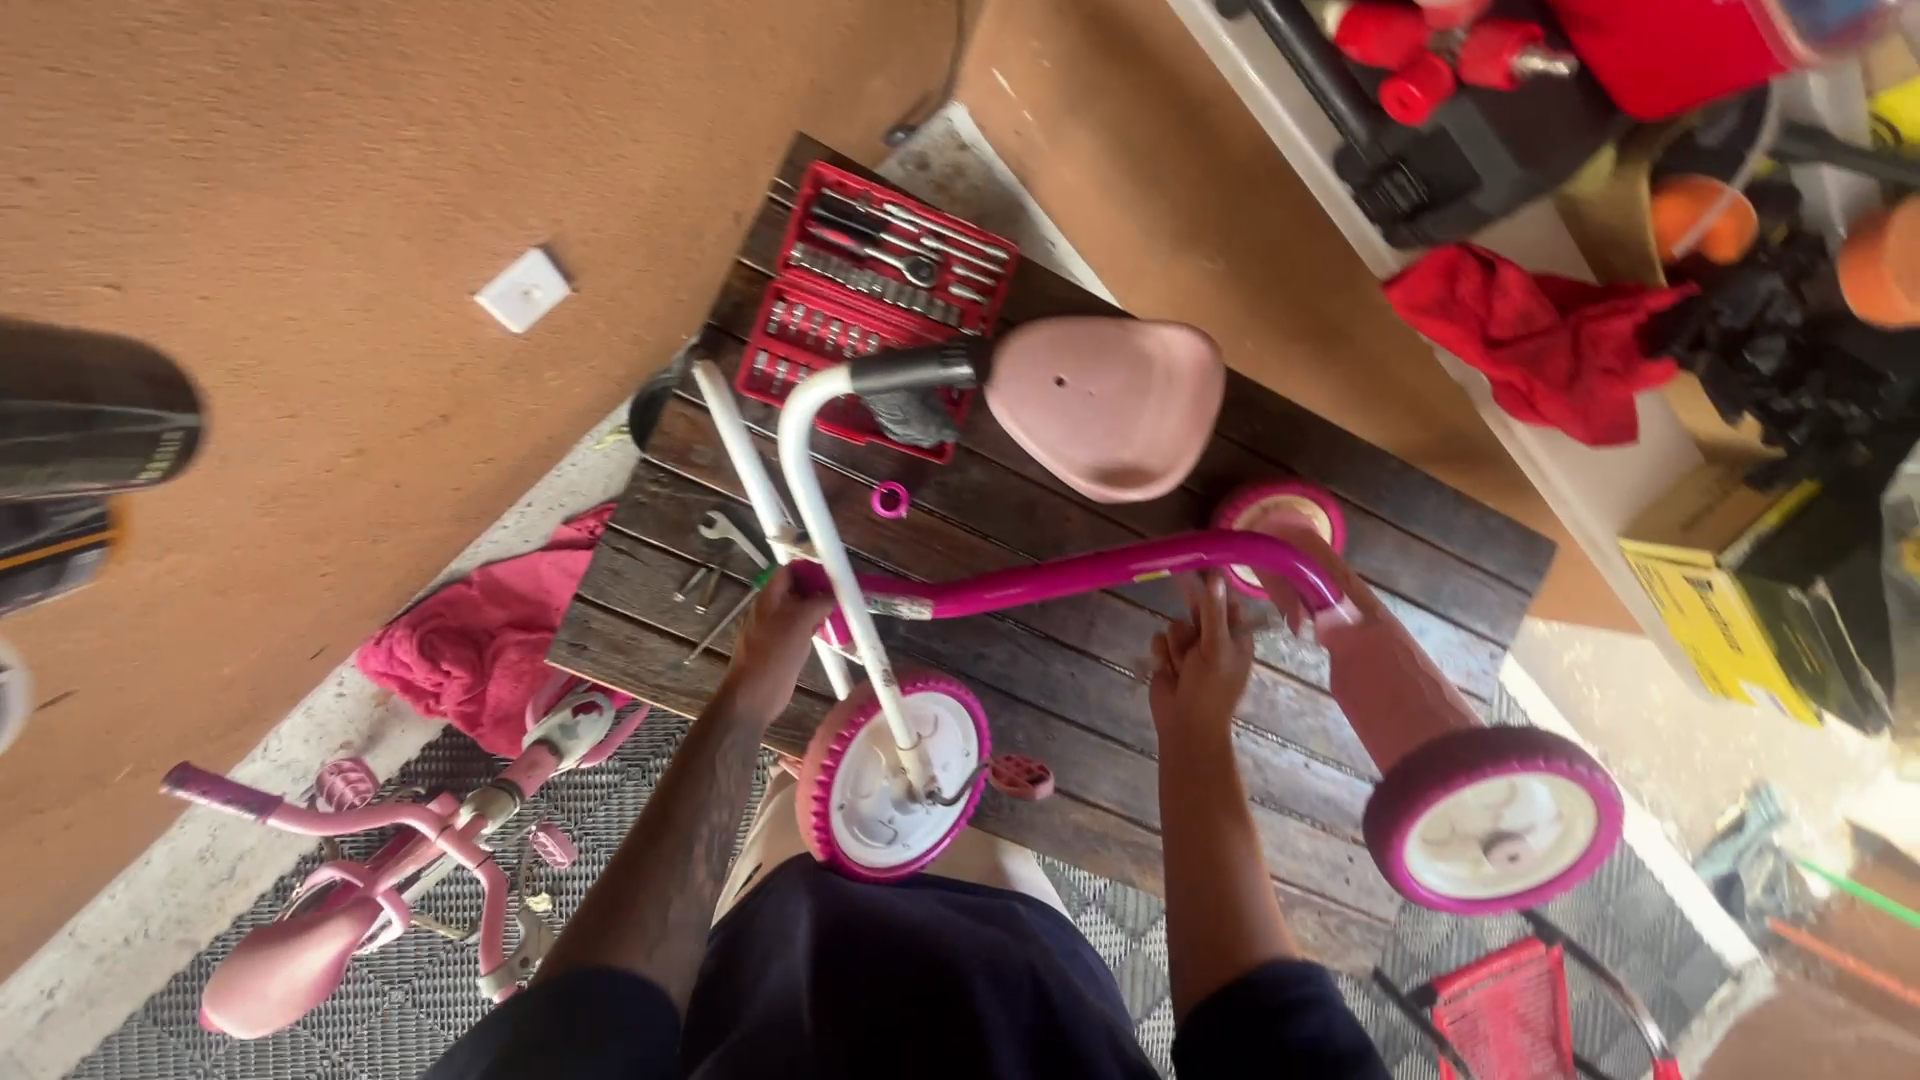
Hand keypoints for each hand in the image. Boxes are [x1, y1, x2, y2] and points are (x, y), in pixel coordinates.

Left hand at [715, 565, 835, 724]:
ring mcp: (774, 630)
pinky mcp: (781, 648)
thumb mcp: (799, 621)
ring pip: (799, 611)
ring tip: (841, 611)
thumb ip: (818, 603)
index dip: (809, 569)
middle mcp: (769, 610)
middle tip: (842, 594)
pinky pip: (799, 630)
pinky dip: (814, 627)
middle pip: (795, 590)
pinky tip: (831, 633)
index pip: (788, 571)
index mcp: (768, 598)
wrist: (754, 694)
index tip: (832, 575)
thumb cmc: (774, 653)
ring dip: (818, 609)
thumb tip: (833, 595)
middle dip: (818, 589)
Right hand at [1149, 572, 1253, 739]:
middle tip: (1180, 590)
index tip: (1198, 566)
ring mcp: (1190, 648)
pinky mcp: (1168, 657)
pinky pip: (1160, 639)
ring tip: (1181, 665)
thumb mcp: (1216, 647)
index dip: (1213, 586)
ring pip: (1175, 624)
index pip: (1226, 602)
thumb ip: (1213, 612)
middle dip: (1190, 615)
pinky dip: (1162, 652)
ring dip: (1176, 643)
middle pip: (1197, 609)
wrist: (1185, 725)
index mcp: (1236, 637)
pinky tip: (1168, 668)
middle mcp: (1214, 639)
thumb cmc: (1210, 689)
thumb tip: (1216, 576)